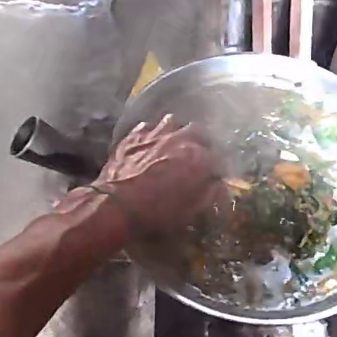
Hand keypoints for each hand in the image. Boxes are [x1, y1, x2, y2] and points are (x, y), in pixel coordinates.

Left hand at [92, 115, 216, 234]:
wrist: (117, 207)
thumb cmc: (159, 213)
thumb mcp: (193, 211)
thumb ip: (211, 193)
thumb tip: (219, 185)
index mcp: (199, 157)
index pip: (217, 156)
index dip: (216, 166)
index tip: (213, 176)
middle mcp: (180, 138)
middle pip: (197, 132)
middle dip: (199, 143)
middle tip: (195, 157)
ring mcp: (155, 133)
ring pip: (172, 123)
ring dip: (175, 132)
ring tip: (172, 145)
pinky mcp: (133, 136)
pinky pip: (147, 128)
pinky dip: (151, 134)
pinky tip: (149, 144)